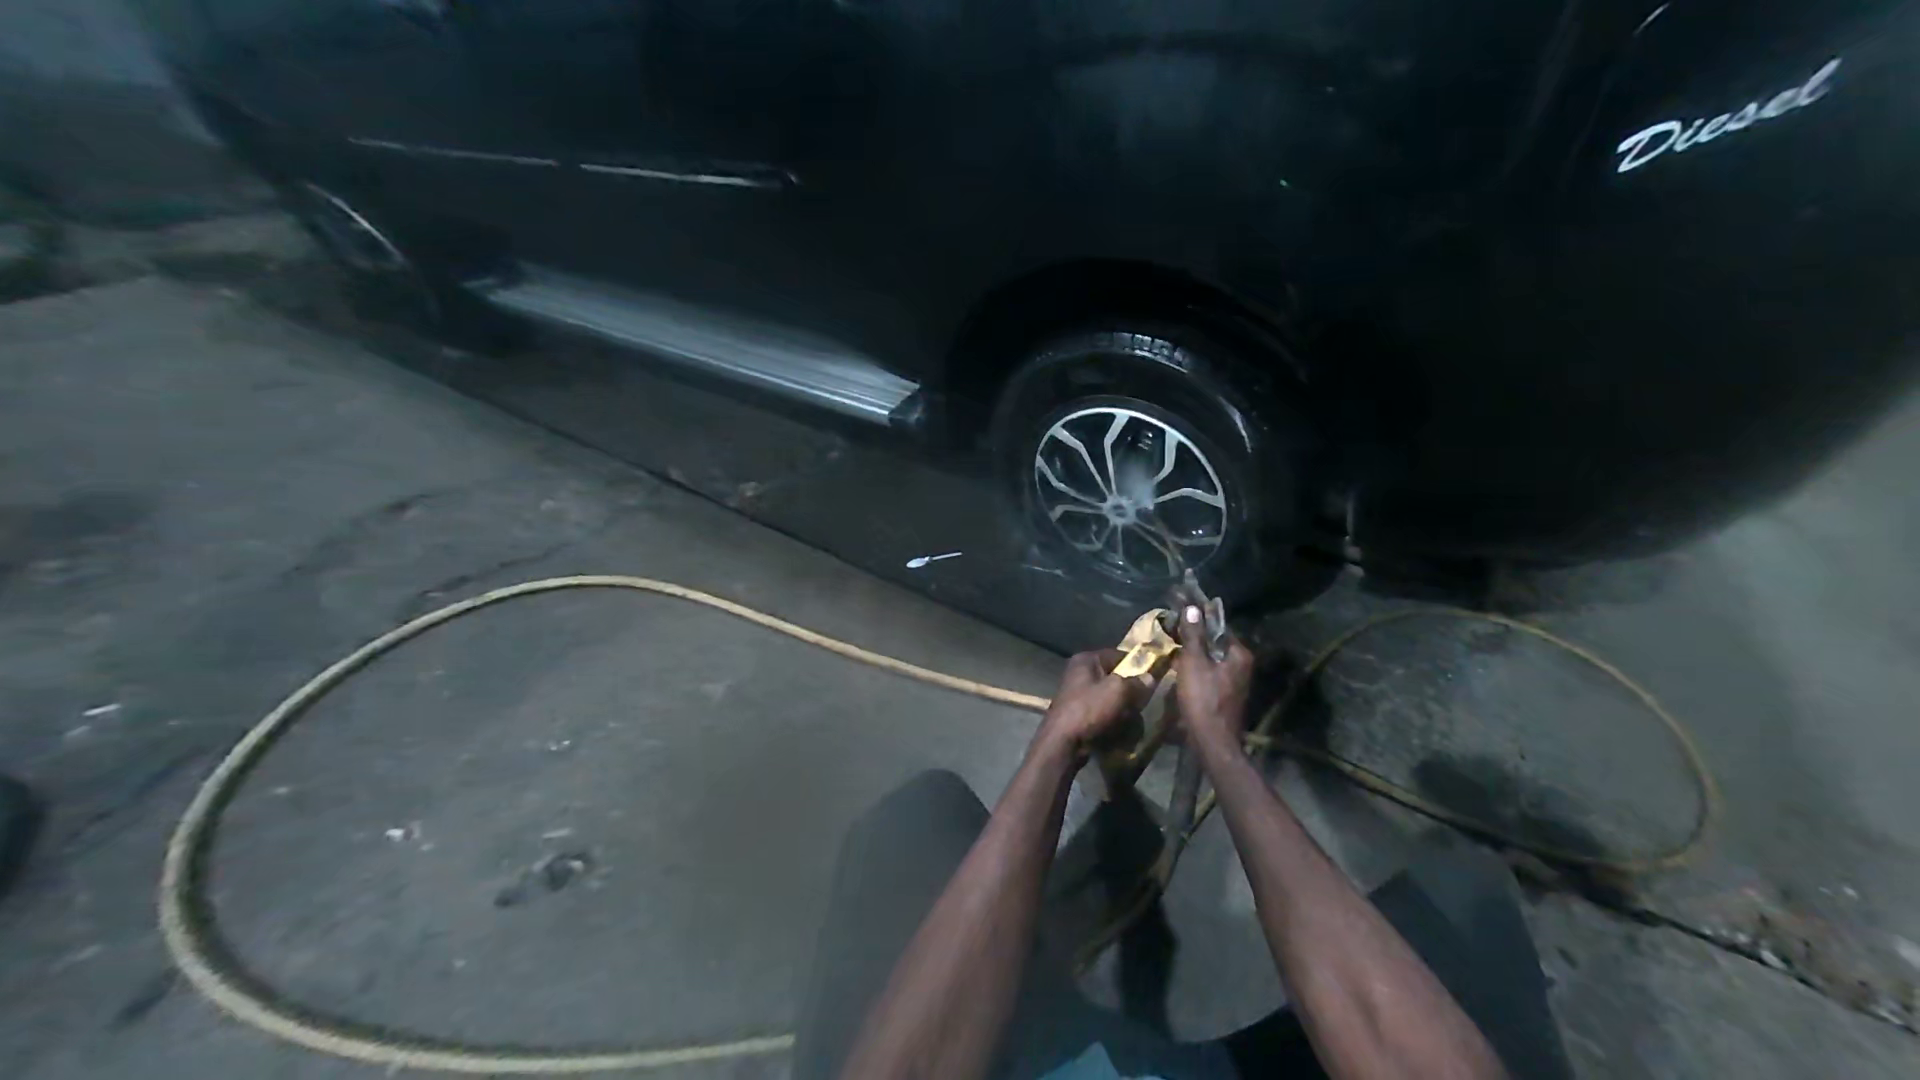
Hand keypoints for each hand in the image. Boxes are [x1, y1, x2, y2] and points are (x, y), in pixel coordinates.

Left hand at [1034, 649, 1148, 757]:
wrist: (1063, 741)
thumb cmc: (1090, 709)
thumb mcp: (1118, 691)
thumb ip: (1136, 682)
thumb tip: (1149, 678)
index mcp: (1086, 660)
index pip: (1118, 655)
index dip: (1137, 665)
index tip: (1152, 678)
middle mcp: (1079, 672)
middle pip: (1114, 677)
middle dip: (1129, 691)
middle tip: (1142, 702)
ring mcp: (1077, 693)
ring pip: (1110, 696)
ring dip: (1122, 708)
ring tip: (1131, 718)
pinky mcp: (1078, 712)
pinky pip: (1102, 711)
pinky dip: (1112, 718)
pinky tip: (1119, 728)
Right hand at [1172, 605, 1254, 751]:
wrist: (1212, 741)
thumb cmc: (1203, 699)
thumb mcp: (1194, 663)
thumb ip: (1193, 635)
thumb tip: (1192, 608)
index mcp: (1239, 654)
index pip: (1218, 625)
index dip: (1199, 615)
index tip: (1181, 604)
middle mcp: (1242, 665)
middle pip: (1215, 641)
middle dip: (1195, 632)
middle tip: (1172, 622)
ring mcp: (1235, 681)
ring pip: (1211, 657)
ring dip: (1194, 649)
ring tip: (1172, 640)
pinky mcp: (1225, 693)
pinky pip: (1209, 671)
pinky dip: (1195, 665)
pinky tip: (1179, 664)